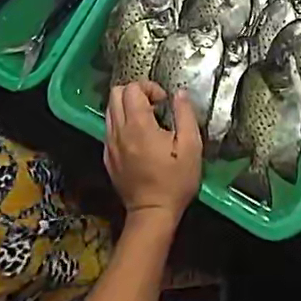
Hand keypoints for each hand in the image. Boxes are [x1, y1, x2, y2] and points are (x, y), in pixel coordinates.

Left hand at [103, 81, 200, 222]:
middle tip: (155, 105)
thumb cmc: (176, 180)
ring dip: (127, 106)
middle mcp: (119, 132)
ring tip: (148, 120)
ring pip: (109, 110)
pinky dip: (122, 123)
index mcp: (139, 126)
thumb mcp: (192, 146)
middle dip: (136, 92)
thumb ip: (185, 114)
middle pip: (115, 94)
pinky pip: (109, 128)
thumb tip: (179, 93)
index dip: (150, 87)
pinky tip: (139, 137)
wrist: (152, 213)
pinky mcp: (108, 157)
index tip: (164, 102)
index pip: (132, 89)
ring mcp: (110, 145)